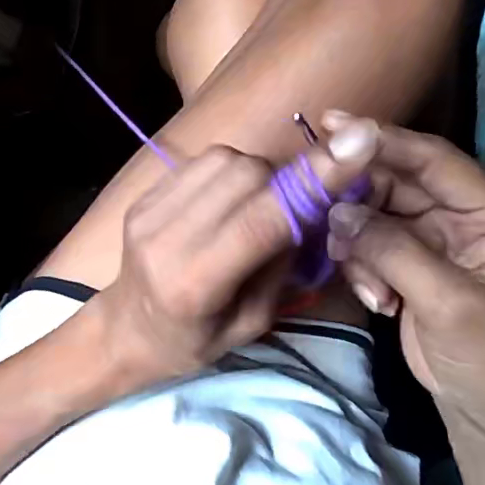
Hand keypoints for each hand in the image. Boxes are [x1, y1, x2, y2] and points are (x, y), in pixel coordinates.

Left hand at [92, 124, 381, 384]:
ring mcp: (147, 212)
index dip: (312, 180)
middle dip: (281, 181)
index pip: (260, 219)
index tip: (359, 144)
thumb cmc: (193, 340)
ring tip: (250, 208)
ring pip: (222, 158)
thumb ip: (280, 263)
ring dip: (253, 173)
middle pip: (243, 174)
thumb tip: (312, 201)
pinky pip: (199, 162)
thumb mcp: (252, 322)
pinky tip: (222, 202)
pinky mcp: (141, 197)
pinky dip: (225, 173)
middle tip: (284, 210)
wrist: (125, 329)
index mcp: (195, 283)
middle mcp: (165, 239)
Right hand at [321, 113, 484, 436]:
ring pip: (378, 215)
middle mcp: (469, 216)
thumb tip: (338, 212)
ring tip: (371, 285)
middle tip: (319, 211)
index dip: (383, 139)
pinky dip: (365, 266)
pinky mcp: (415, 261)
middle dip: (360, 202)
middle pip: (399, 184)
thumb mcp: (447, 302)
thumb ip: (392, 250)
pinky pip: (373, 243)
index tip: (331, 122)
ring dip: (360, 245)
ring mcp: (439, 239)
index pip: (434, 161)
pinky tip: (379, 300)